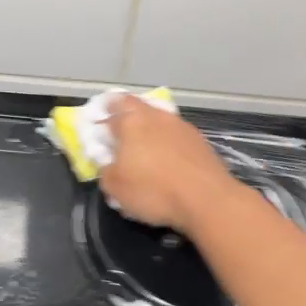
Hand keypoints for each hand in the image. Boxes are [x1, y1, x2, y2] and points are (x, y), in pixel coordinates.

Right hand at [98, 96, 244, 232]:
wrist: (207, 200)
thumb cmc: (153, 190)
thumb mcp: (114, 187)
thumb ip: (105, 169)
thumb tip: (108, 162)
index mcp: (130, 121)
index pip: (110, 107)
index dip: (102, 117)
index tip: (98, 129)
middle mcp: (156, 115)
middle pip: (135, 106)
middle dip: (125, 116)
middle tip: (119, 134)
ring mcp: (180, 125)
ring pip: (158, 119)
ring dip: (149, 130)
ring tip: (145, 151)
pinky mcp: (199, 140)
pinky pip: (175, 135)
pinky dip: (168, 143)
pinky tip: (168, 162)